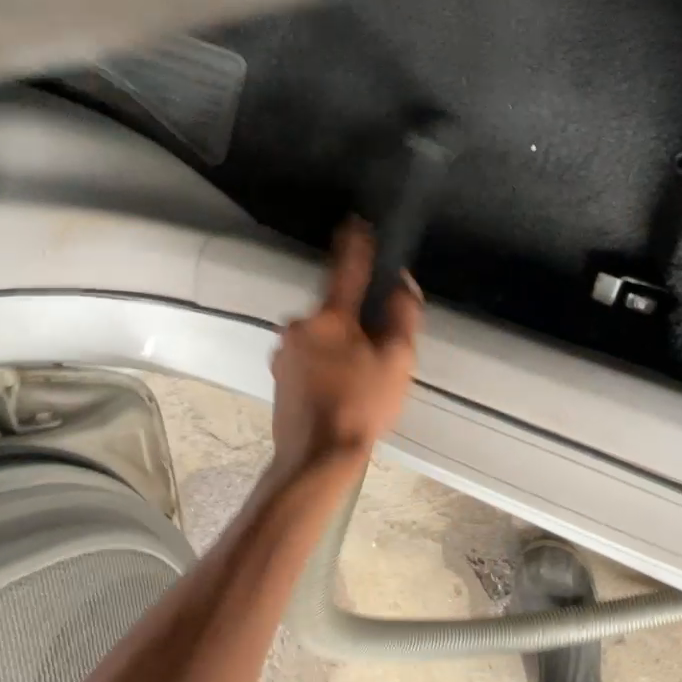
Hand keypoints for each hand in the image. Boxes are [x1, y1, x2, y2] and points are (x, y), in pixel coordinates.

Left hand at [268, 221, 422, 476]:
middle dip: (357, 322)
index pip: (347, 270)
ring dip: (341, 347)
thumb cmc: (361, 407)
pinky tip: (342, 391)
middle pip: (337, 312)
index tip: (358, 223)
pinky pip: (310, 358)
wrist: (315, 458)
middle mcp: (300, 327)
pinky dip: (326, 366)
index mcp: (330, 318)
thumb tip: (402, 285)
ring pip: (323, 338)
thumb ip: (402, 317)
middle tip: (380, 351)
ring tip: (362, 380)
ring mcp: (284, 352)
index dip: (357, 244)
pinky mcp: (278, 377)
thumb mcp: (397, 362)